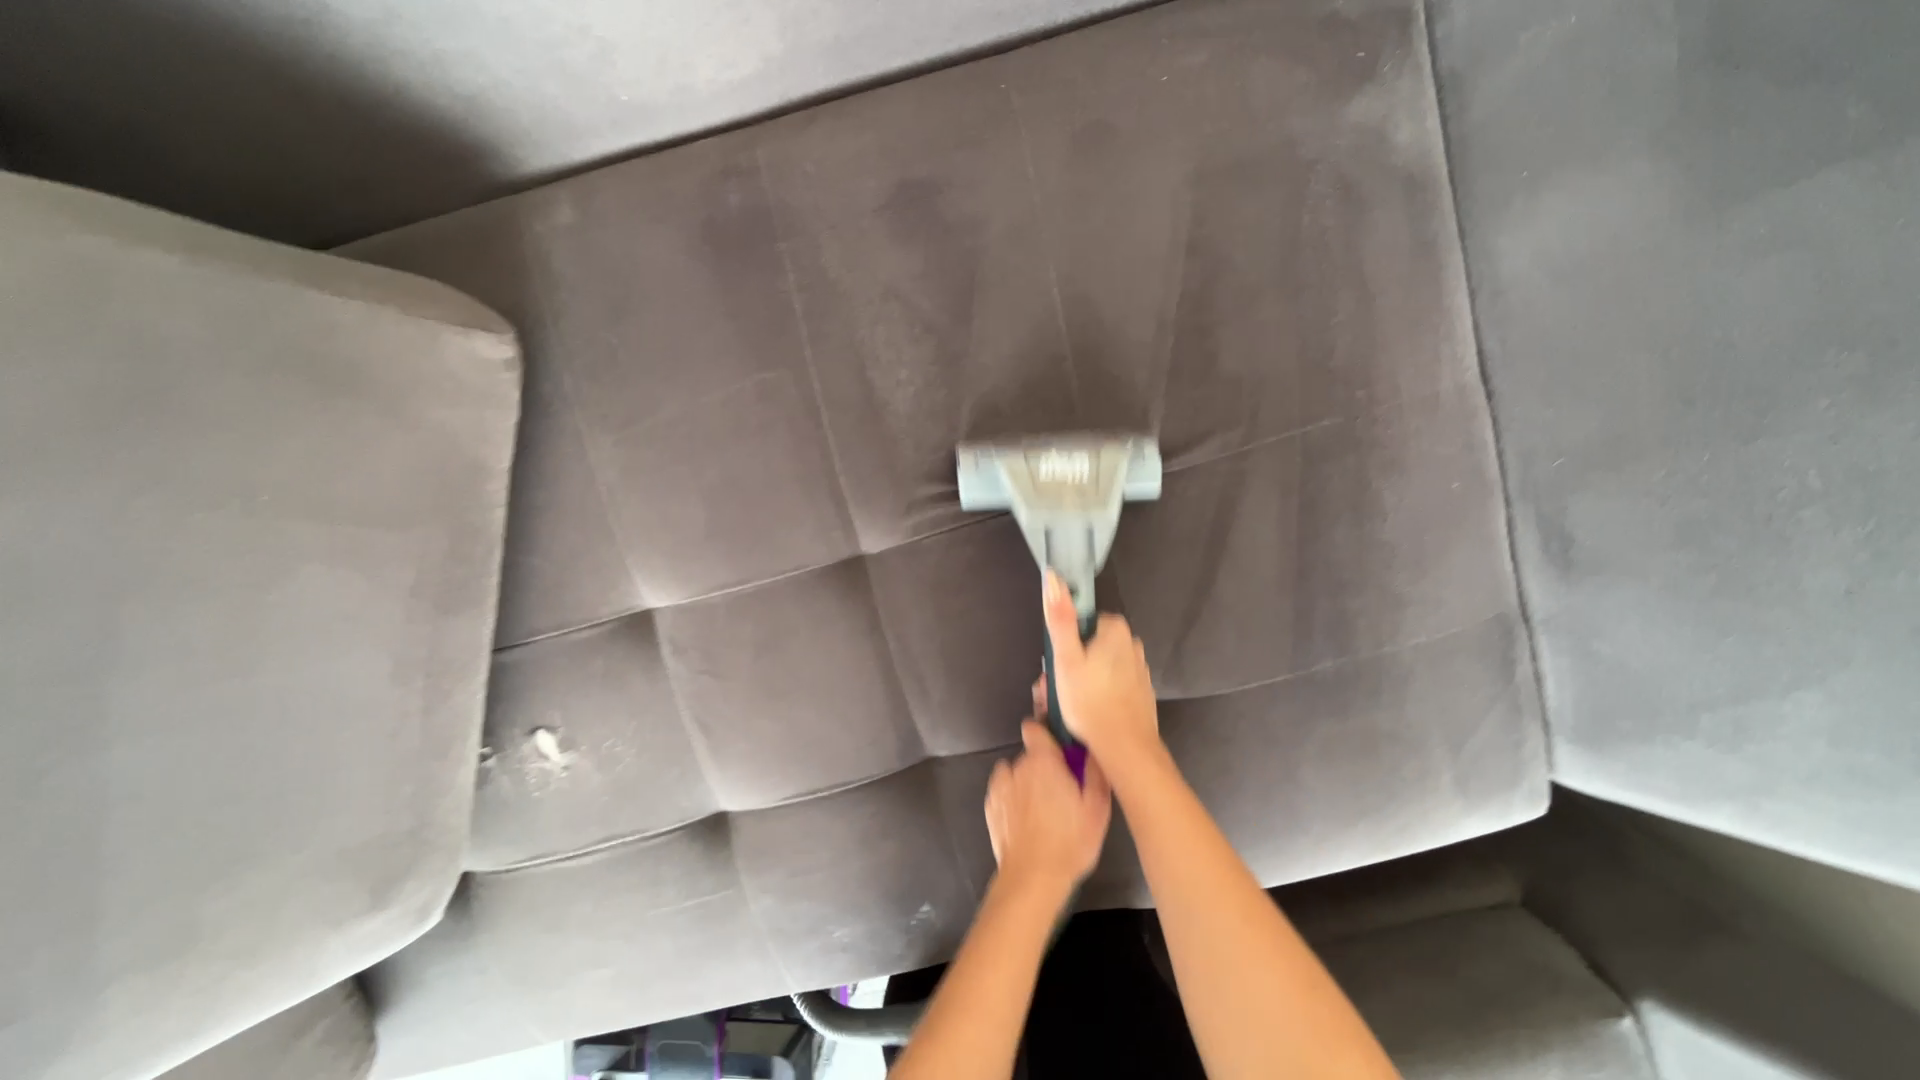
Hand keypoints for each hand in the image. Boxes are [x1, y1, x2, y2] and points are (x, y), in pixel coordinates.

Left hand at [985, 721, 1111, 896]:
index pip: (1035, 728)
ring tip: (1044, 809)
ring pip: (1016, 774)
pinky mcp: (990, 807)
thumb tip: (1093, 750)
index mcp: (1043, 762)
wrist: (1033, 877)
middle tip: (1064, 791)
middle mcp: (1017, 767)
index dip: (1046, 735)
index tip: (1060, 749)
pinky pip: (1005, 792)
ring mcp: (1000, 787)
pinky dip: (1013, 799)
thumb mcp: (1097, 808)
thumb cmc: (1070, 842)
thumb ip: (1095, 772)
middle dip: (1045, 767)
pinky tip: (1027, 821)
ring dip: (1027, 783)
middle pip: (1031, 756)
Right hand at [1042, 570, 1160, 761]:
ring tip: (1066, 707)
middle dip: (1069, 667)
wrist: (1125, 747)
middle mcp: (1131, 645)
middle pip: (1089, 648)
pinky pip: (1110, 687)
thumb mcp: (1065, 658)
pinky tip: (1087, 714)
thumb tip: (1053, 578)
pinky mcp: (1139, 693)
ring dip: (1079, 684)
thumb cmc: (1091, 702)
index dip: (1065, 645)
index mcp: (1115, 630)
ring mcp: (1138, 671)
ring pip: (1098, 669)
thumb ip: (1060, 618)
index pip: (1082, 625)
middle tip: (1054, 690)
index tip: (1056, 666)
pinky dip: (1097, 696)